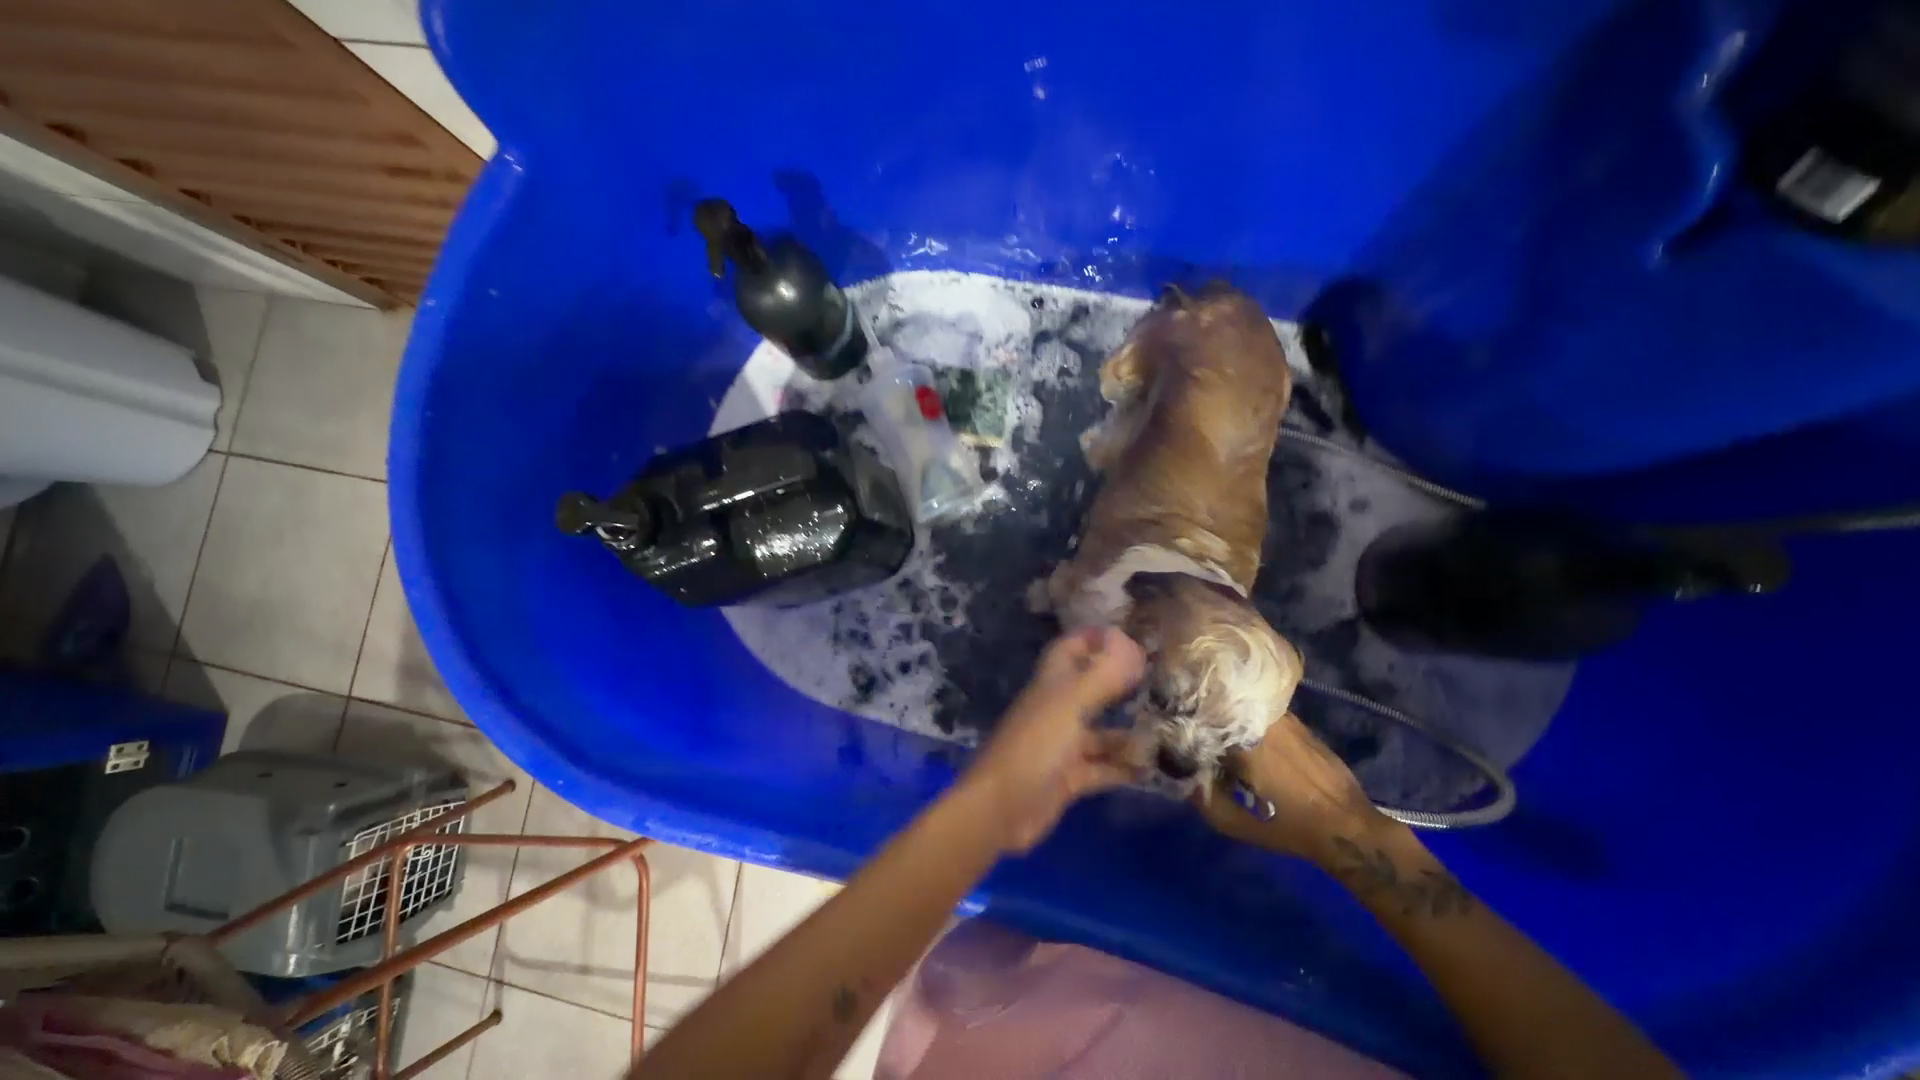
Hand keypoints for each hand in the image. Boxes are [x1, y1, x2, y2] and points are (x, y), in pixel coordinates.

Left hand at [961, 625, 1148, 852]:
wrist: (1001, 809)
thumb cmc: (1035, 747)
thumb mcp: (1070, 705)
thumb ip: (1102, 675)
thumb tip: (1130, 642)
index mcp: (1050, 686)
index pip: (1069, 651)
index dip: (1094, 639)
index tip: (1131, 637)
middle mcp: (1055, 711)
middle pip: (1090, 690)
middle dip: (1121, 686)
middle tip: (1162, 684)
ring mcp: (1062, 747)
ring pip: (1101, 734)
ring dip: (1130, 735)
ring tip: (1170, 732)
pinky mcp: (1068, 779)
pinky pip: (1103, 769)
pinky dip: (1125, 768)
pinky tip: (1154, 768)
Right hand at [1193, 712, 1393, 863]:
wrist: (1350, 826)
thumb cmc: (1295, 828)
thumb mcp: (1243, 828)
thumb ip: (1208, 803)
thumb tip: (1185, 781)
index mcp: (1245, 745)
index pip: (1201, 726)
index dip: (1186, 735)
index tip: (1177, 749)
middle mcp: (1263, 723)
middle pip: (1222, 712)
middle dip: (1207, 725)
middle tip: (1199, 745)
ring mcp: (1284, 719)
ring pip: (1243, 710)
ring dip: (1230, 722)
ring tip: (1223, 743)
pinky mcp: (1300, 724)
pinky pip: (1264, 715)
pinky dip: (1250, 723)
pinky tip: (1250, 744)